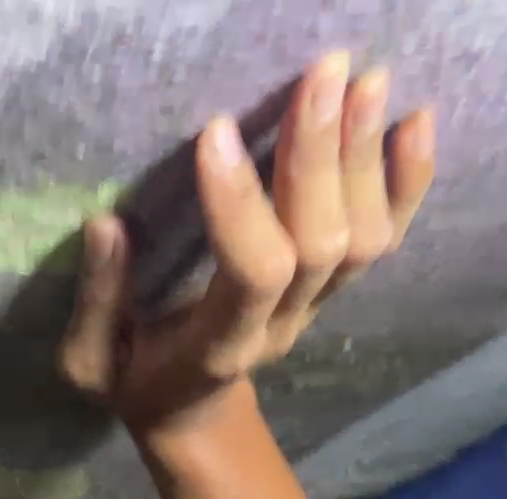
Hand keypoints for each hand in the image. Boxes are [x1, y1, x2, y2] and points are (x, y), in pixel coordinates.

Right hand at [61, 51, 437, 442]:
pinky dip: (407, 180)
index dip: (240, 205)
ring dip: (364, 157)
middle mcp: (278, 327)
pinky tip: (416, 121)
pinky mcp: (328, 291)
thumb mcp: (90, 361)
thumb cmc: (131, 385)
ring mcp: (312, 310)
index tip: (214, 135)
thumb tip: (106, 224)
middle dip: (319, 157)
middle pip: (322, 242)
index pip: (254, 272)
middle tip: (319, 77)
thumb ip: (97, 302)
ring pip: (363, 236)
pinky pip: (384, 238)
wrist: (190, 414)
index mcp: (217, 347)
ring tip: (360, 83)